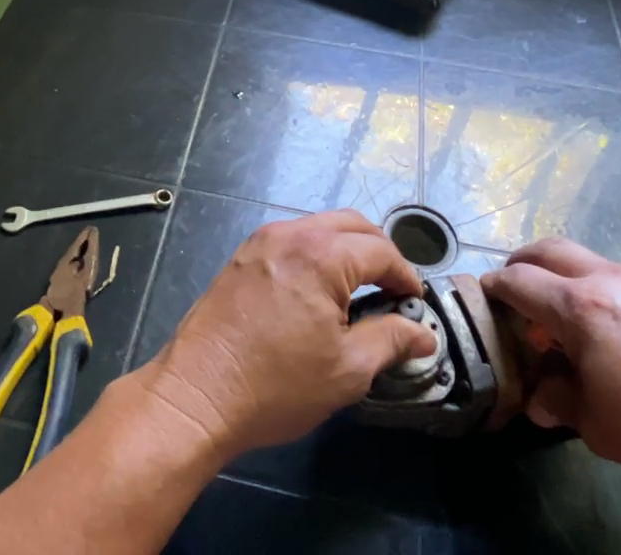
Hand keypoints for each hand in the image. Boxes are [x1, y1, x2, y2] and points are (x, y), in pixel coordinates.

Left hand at [136, 210, 436, 458]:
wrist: (197, 395)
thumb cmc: (276, 386)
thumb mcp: (347, 370)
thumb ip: (390, 340)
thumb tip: (423, 333)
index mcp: (320, 254)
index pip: (380, 251)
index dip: (406, 276)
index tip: (415, 303)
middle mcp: (289, 235)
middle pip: (351, 225)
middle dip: (380, 253)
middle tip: (393, 291)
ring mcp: (260, 242)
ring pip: (319, 228)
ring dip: (347, 250)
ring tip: (360, 292)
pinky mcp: (241, 257)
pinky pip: (292, 241)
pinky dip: (316, 254)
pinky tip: (320, 291)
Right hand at [481, 239, 620, 510]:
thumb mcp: (600, 429)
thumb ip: (562, 401)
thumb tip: (544, 396)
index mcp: (583, 307)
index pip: (520, 282)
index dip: (495, 288)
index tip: (485, 299)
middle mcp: (617, 281)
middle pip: (554, 250)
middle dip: (526, 263)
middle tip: (515, 288)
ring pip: (598, 265)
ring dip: (573, 282)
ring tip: (575, 324)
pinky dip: (613, 297)